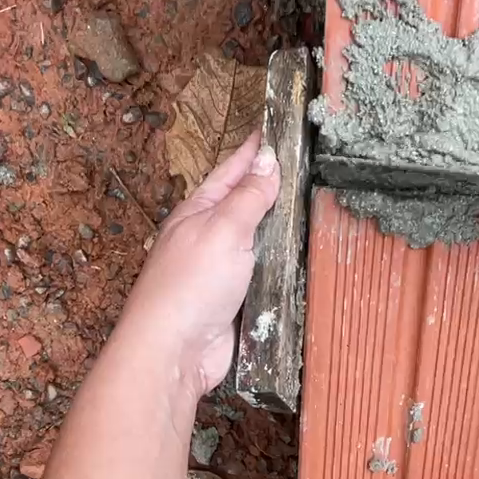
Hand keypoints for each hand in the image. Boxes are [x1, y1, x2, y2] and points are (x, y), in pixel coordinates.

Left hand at [115, 131, 279, 398]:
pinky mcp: (236, 306)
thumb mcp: (223, 228)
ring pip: (258, 245)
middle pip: (246, 208)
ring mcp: (222, 274)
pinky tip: (296, 264)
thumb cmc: (189, 286)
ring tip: (304, 209)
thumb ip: (249, 196)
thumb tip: (268, 161)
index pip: (232, 171)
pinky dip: (279, 271)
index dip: (254, 150)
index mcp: (199, 212)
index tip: (276, 128)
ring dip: (278, 232)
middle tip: (300, 164)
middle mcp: (209, 240)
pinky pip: (263, 281)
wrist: (175, 350)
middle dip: (269, 187)